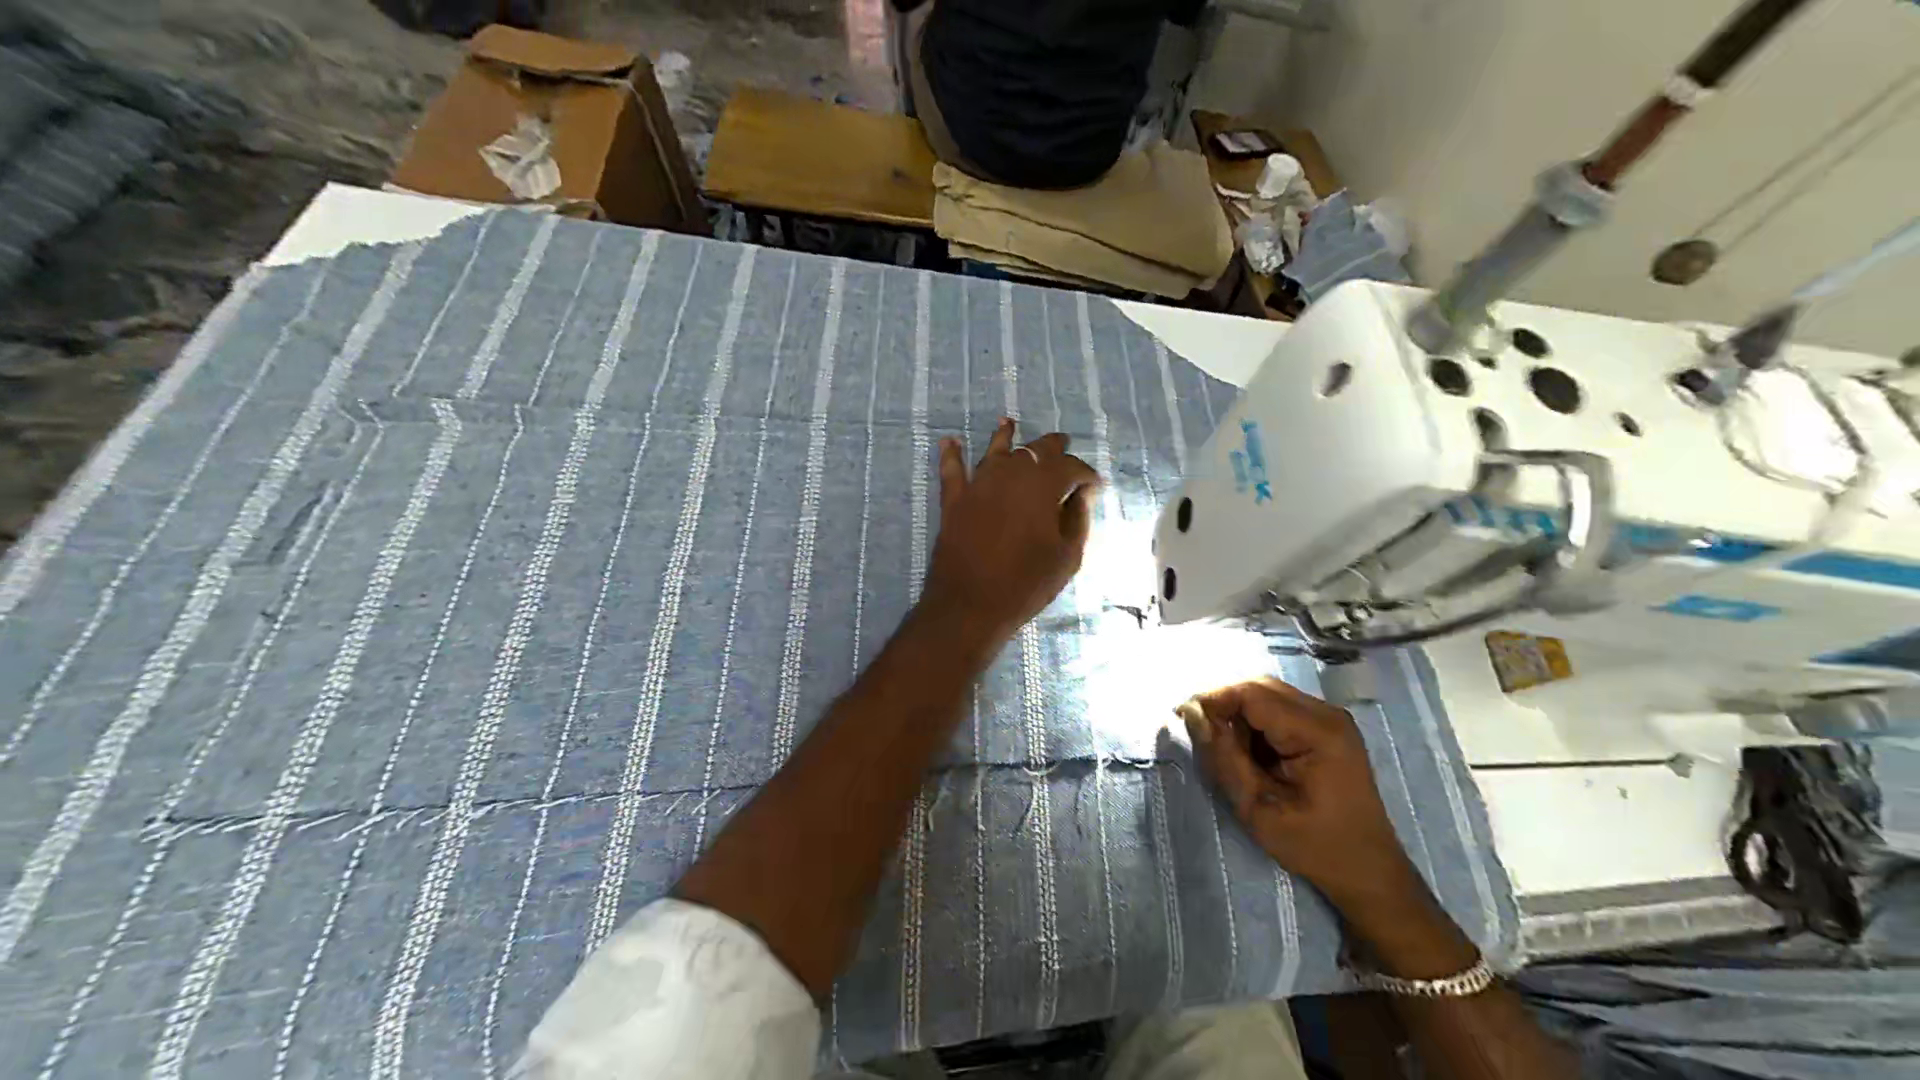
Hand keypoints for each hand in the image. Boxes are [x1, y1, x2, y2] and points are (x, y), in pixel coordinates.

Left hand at [921, 417, 1099, 657]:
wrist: (969, 605)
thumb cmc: (1026, 584)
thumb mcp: (1067, 557)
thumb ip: (1077, 520)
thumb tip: (1081, 494)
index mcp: (1043, 485)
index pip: (1072, 468)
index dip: (1087, 475)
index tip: (1095, 487)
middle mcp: (1011, 474)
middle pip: (1036, 450)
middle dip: (1054, 448)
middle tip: (1065, 447)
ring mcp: (979, 484)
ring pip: (995, 450)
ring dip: (1006, 436)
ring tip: (1010, 423)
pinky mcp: (954, 500)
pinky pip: (952, 470)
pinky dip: (952, 455)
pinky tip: (950, 441)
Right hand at [1181, 678, 1426, 920]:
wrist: (1368, 871)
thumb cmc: (1315, 846)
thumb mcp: (1258, 808)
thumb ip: (1225, 757)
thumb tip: (1192, 715)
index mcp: (1318, 732)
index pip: (1251, 693)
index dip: (1213, 700)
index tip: (1184, 721)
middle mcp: (1327, 714)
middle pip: (1259, 687)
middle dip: (1224, 706)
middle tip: (1203, 738)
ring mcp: (1330, 719)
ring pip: (1266, 695)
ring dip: (1239, 716)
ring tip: (1230, 752)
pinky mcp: (1326, 728)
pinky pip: (1278, 709)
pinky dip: (1255, 724)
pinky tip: (1252, 754)